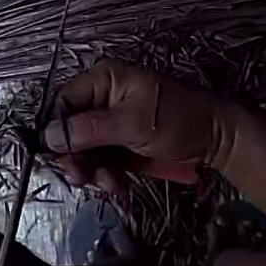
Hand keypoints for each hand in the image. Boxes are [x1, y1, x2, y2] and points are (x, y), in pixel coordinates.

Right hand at [41, 59, 239, 189]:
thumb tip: (48, 135)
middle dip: (77, 156)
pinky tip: (119, 185)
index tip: (59, 156)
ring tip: (111, 185)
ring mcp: (114, 120)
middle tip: (82, 178)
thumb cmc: (178, 121)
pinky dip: (107, 174)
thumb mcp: (131, 124)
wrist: (218, 140)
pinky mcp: (123, 140)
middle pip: (71, 128)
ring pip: (85, 148)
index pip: (64, 101)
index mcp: (105, 79)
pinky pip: (103, 158)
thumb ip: (87, 129)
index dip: (57, 130)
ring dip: (94, 170)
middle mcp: (105, 96)